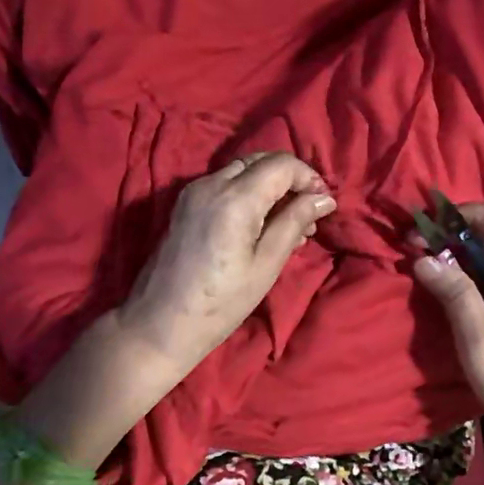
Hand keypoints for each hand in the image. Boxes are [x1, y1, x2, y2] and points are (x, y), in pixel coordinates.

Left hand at [114, 152, 335, 379]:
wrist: (159, 323)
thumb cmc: (220, 303)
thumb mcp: (266, 265)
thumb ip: (294, 223)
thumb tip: (324, 199)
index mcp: (234, 198)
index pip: (281, 165)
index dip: (308, 178)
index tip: (324, 204)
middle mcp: (211, 183)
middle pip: (260, 161)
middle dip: (290, 179)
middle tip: (309, 213)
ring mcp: (193, 191)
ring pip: (242, 170)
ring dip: (269, 186)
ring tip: (290, 224)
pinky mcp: (184, 203)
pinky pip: (224, 184)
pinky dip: (248, 194)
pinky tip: (260, 225)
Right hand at [412, 203, 483, 444]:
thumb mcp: (480, 344)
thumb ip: (456, 295)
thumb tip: (424, 257)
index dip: (478, 213)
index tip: (439, 220)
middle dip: (465, 230)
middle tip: (423, 239)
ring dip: (468, 248)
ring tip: (429, 253)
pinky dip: (476, 266)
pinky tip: (450, 273)